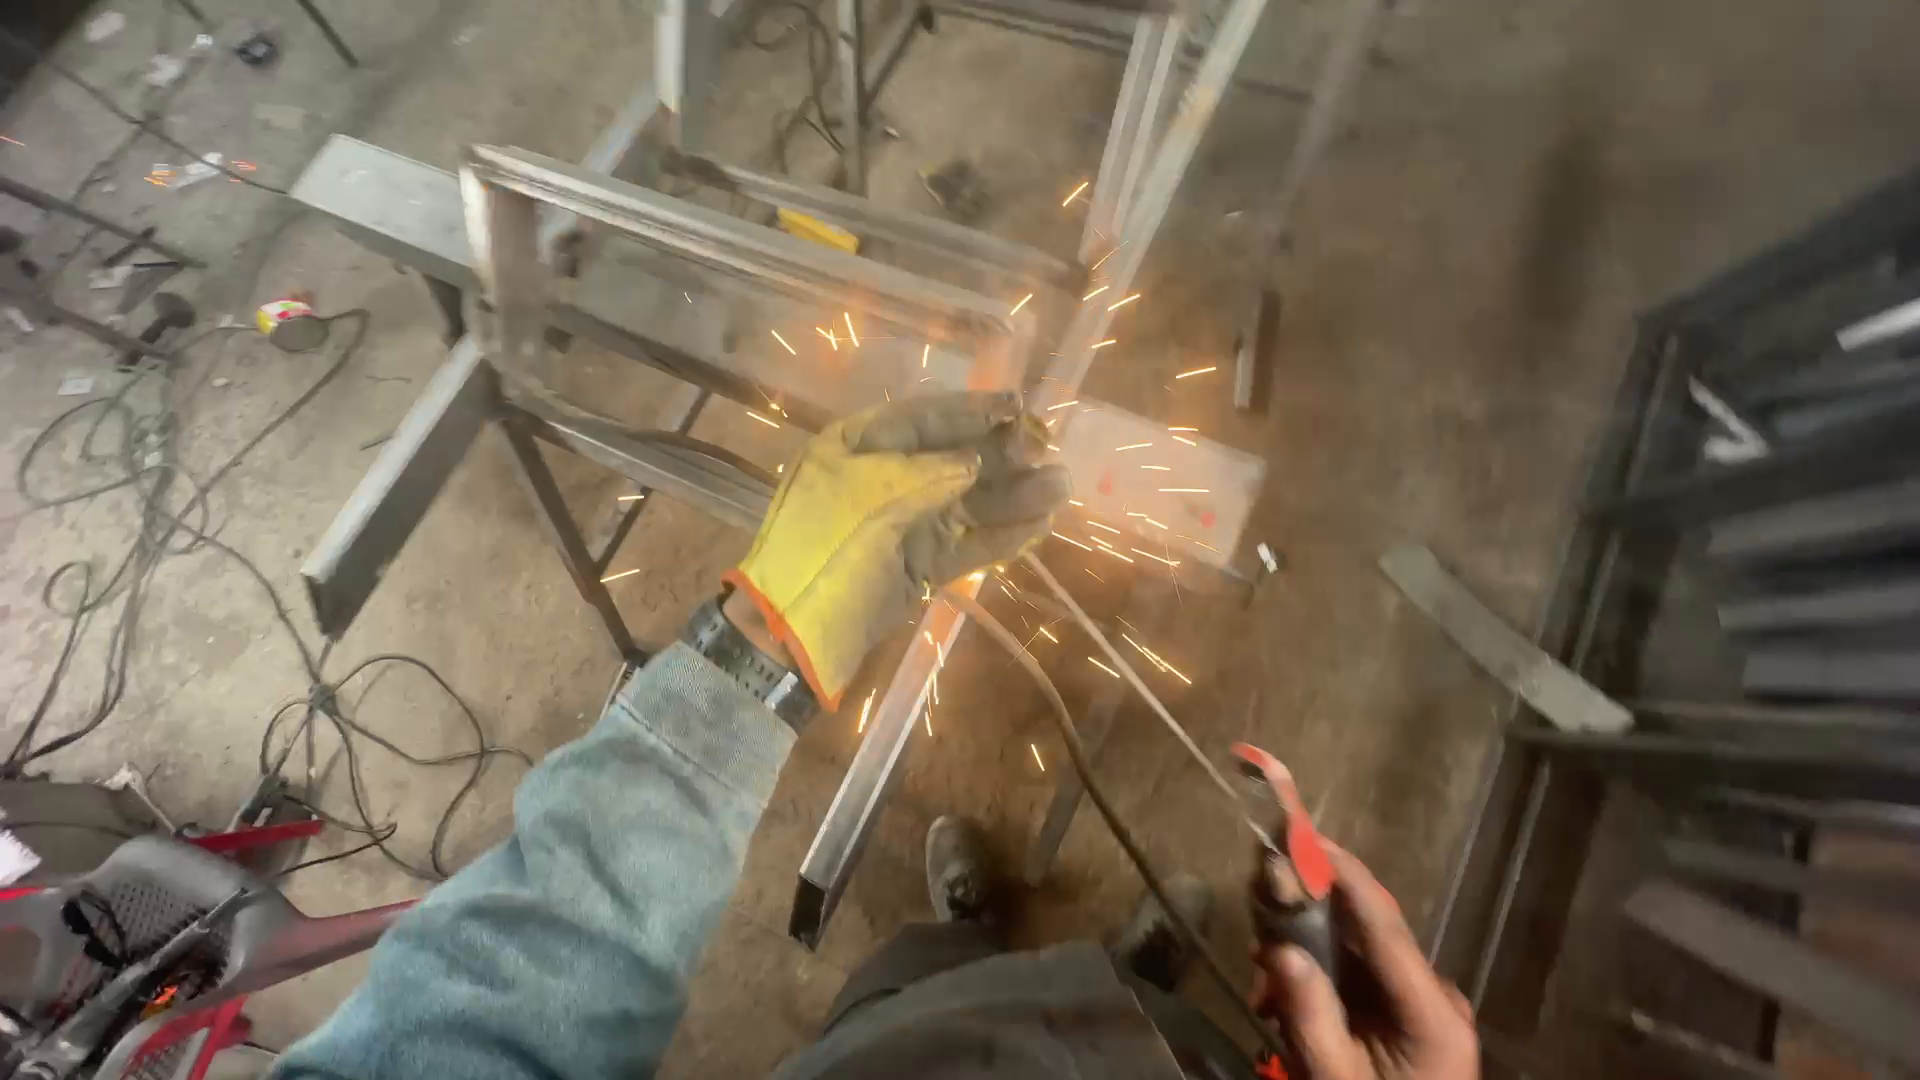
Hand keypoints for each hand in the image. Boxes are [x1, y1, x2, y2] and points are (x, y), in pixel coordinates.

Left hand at [724, 392, 1068, 706]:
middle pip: (952, 460)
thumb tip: (979, 460)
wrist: (792, 634)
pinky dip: (1000, 537)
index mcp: (856, 448)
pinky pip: (965, 545)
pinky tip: (1039, 525)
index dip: (972, 411)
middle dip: (1002, 456)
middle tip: (1050, 451)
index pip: (923, 418)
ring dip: (1013, 496)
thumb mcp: (876, 494)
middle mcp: (881, 480)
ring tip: (1062, 488)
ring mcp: (901, 527)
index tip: (1018, 407)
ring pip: (966, 505)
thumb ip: (933, 471)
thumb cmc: (826, 548)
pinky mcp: (917, 567)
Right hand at [1252, 846, 1477, 1079]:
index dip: (1344, 873)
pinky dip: (1316, 975)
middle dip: (1306, 915)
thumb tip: (1278, 948)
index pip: (1383, 924)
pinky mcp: (1405, 1011)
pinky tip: (1280, 1000)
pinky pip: (1355, 973)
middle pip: (1365, 929)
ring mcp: (1422, 1002)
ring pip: (1354, 949)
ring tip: (1263, 986)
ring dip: (1303, 951)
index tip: (1305, 832)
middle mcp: (1435, 995)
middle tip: (1258, 907)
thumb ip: (1309, 1015)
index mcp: (1432, 1013)